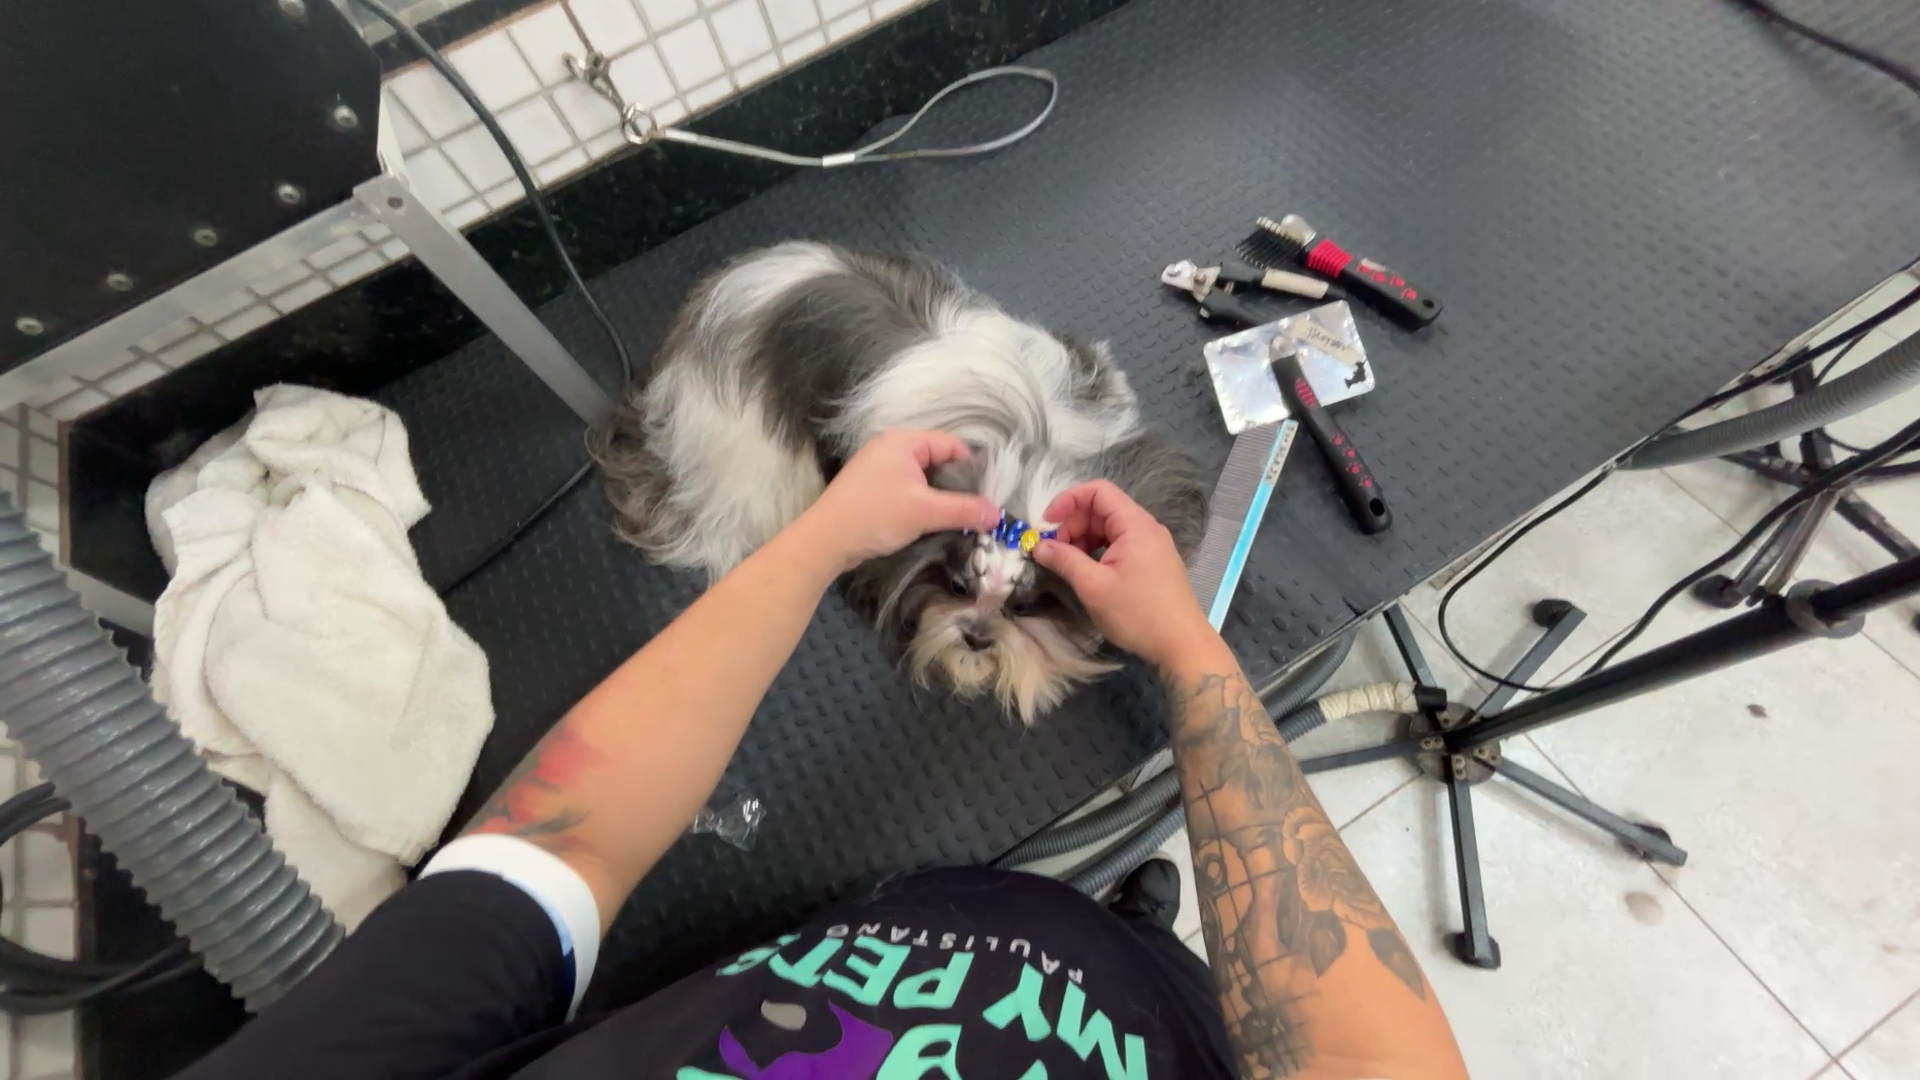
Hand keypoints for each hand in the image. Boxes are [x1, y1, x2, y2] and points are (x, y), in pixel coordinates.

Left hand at [792, 430, 999, 574]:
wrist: (825, 541)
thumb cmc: (875, 516)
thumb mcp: (925, 512)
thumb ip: (964, 510)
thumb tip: (997, 514)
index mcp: (903, 441)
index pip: (951, 445)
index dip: (971, 468)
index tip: (985, 495)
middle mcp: (891, 447)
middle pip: (938, 460)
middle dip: (956, 485)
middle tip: (973, 509)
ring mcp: (879, 468)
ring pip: (923, 478)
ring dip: (939, 497)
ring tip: (955, 518)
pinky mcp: (873, 488)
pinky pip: (907, 489)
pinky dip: (921, 503)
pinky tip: (929, 522)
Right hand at [1032, 480, 1216, 667]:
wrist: (1182, 645)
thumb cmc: (1138, 613)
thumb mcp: (1094, 587)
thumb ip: (1064, 560)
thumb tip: (1038, 545)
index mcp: (1135, 525)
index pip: (1098, 491)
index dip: (1067, 500)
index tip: (1046, 524)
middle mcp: (1146, 528)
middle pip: (1101, 509)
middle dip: (1072, 525)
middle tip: (1053, 552)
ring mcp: (1151, 545)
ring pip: (1108, 528)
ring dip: (1082, 540)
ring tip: (1067, 565)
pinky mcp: (1151, 562)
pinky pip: (1118, 544)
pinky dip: (1097, 552)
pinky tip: (1086, 572)